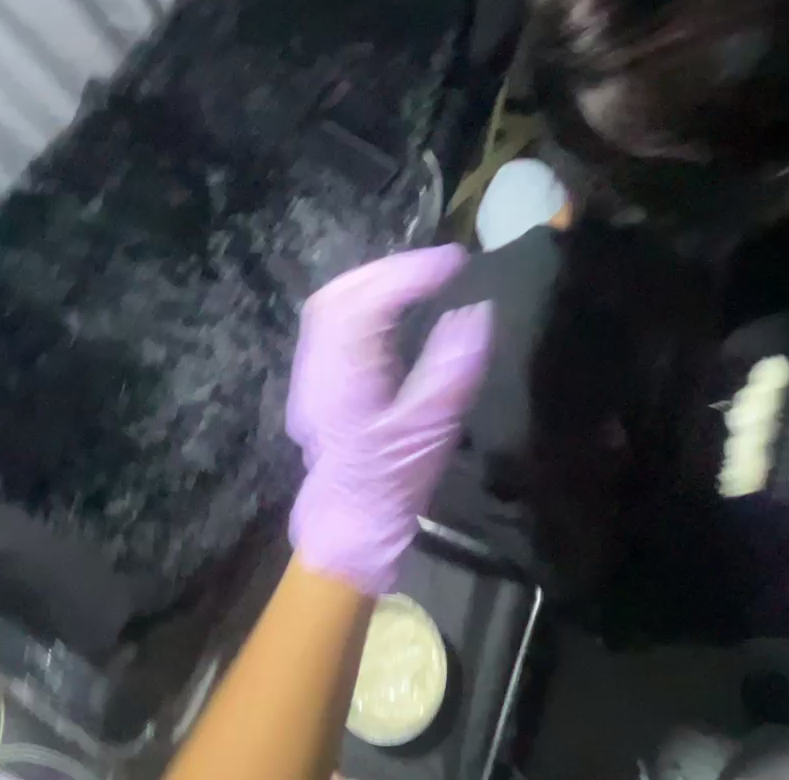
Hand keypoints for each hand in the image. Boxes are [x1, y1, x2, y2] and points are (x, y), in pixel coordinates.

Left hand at [285, 245, 491, 593]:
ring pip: (332, 304)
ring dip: (374, 280)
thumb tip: (478, 311)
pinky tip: (389, 304)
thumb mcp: (430, 431)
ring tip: (419, 275)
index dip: (410, 272)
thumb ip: (452, 370)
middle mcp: (317, 364)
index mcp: (343, 375)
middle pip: (341, 294)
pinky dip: (362, 299)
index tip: (455, 261)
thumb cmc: (389, 484)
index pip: (369, 303)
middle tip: (439, 264)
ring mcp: (310, 370)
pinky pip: (333, 321)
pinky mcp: (316, 379)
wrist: (346, 527)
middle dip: (389, 269)